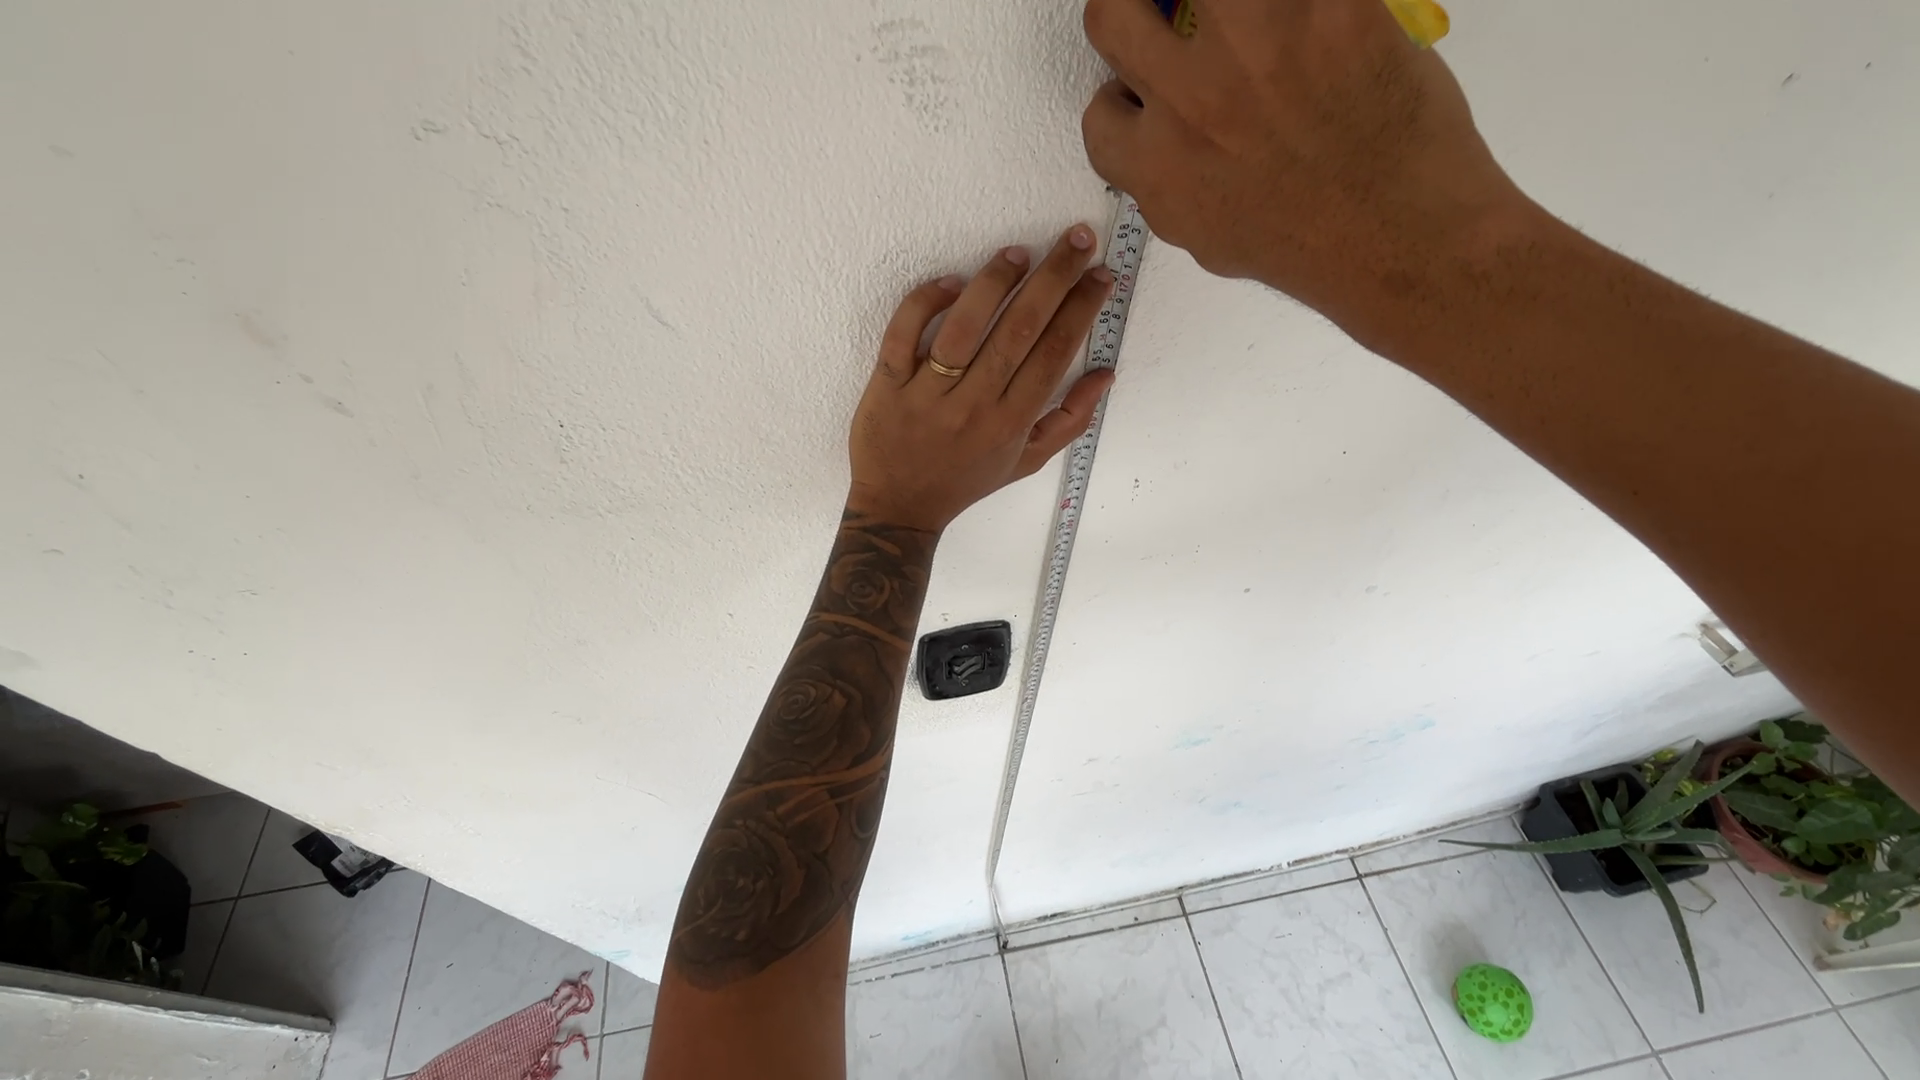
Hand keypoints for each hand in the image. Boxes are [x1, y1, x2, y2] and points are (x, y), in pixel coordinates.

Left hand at [846, 226, 1116, 531]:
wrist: (900, 507)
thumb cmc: (966, 480)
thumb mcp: (1027, 461)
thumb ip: (1070, 420)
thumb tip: (1106, 374)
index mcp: (1012, 422)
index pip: (1055, 352)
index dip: (1082, 308)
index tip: (1100, 274)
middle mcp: (974, 405)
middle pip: (1020, 329)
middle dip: (1055, 278)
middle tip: (1077, 240)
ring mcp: (927, 394)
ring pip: (964, 326)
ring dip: (995, 282)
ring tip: (1018, 253)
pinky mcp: (887, 384)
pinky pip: (903, 333)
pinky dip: (925, 302)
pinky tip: (951, 281)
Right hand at [1080, 0, 1526, 340]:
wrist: (1398, 239)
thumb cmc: (1306, 249)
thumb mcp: (1204, 237)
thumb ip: (1167, 185)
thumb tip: (1157, 152)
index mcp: (1156, 163)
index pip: (1099, 111)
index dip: (1123, 101)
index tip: (1149, 97)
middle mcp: (1188, 98)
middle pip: (1110, 14)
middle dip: (1134, 18)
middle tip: (1173, 26)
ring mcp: (1255, 42)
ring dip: (1204, 2)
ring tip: (1239, 21)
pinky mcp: (1328, 5)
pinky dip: (1304, 8)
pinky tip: (1311, 24)